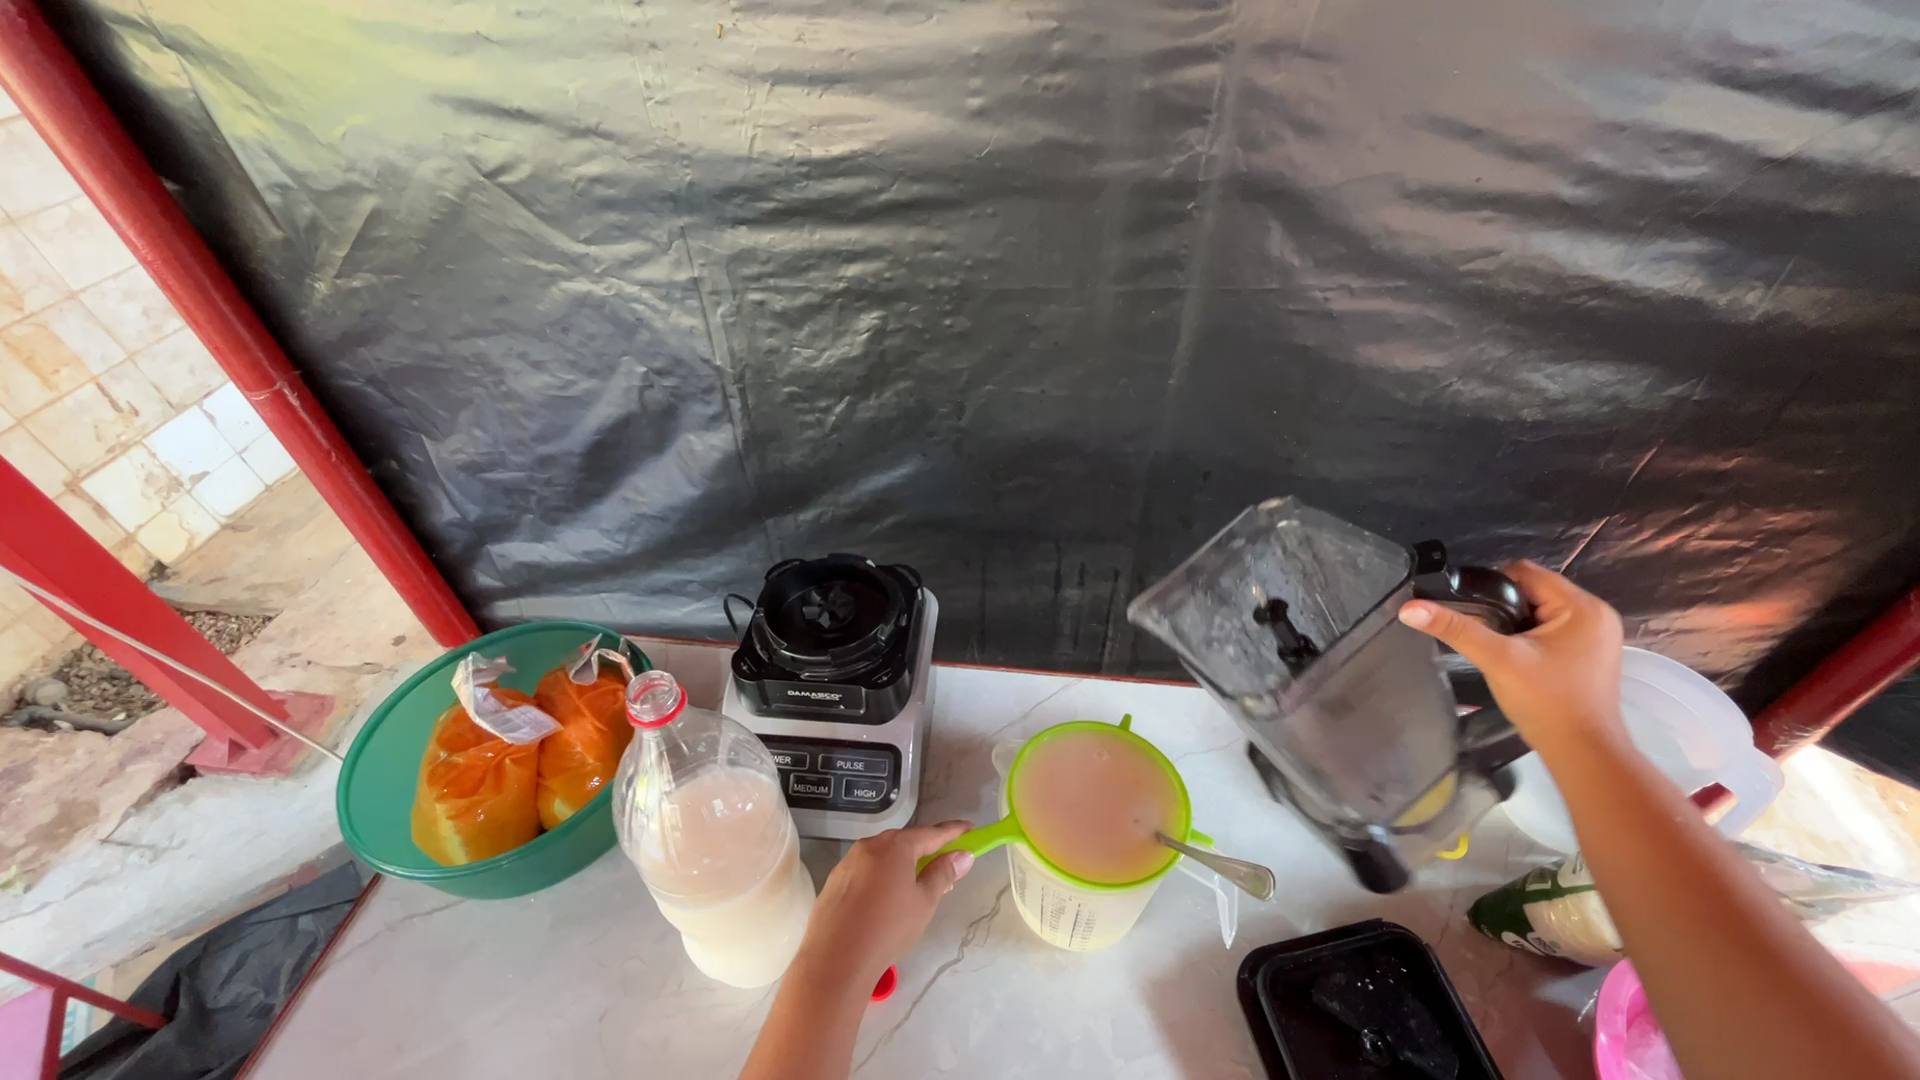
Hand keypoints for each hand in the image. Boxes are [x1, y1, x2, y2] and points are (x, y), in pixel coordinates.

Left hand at [792, 821, 976, 992]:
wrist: (835, 959)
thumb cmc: (888, 928)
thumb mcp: (924, 902)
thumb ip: (943, 874)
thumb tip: (962, 855)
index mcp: (895, 846)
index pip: (932, 833)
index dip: (954, 832)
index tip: (970, 829)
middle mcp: (870, 845)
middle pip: (905, 842)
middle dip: (927, 850)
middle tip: (945, 865)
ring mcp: (848, 862)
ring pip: (883, 857)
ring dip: (902, 865)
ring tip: (915, 886)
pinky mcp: (834, 881)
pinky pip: (866, 871)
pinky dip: (881, 877)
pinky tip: (884, 900)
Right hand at [1398, 560, 1625, 755]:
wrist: (1582, 752)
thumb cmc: (1546, 700)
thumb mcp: (1496, 659)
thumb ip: (1455, 629)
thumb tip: (1409, 607)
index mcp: (1582, 607)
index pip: (1525, 573)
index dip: (1490, 587)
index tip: (1472, 614)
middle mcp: (1595, 613)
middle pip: (1532, 590)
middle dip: (1502, 607)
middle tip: (1485, 636)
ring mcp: (1596, 634)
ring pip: (1539, 610)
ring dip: (1514, 622)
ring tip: (1498, 648)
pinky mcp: (1590, 651)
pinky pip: (1551, 627)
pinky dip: (1529, 636)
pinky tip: (1517, 657)